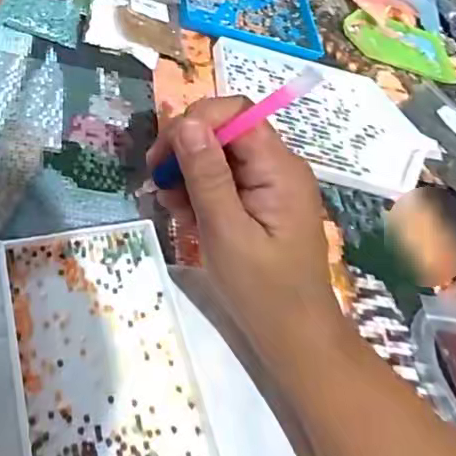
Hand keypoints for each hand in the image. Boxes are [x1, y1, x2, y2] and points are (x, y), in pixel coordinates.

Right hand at [146, 97, 340, 354]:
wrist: (296, 342)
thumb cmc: (263, 291)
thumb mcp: (226, 232)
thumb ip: (206, 175)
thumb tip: (186, 123)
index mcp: (279, 168)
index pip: (235, 112)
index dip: (196, 120)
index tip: (165, 152)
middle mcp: (277, 165)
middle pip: (223, 128)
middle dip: (186, 146)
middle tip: (158, 178)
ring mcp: (268, 182)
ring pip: (218, 152)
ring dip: (188, 170)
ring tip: (171, 204)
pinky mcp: (258, 200)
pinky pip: (222, 176)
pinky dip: (198, 189)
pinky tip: (185, 215)